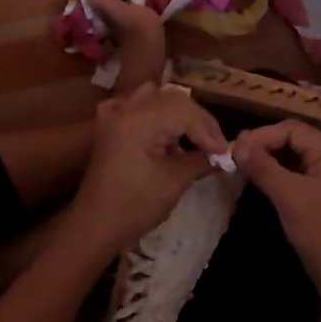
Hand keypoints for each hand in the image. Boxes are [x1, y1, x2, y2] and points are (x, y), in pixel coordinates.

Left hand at [68, 83, 229, 253]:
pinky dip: (152, 110)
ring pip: (155, 95)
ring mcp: (114, 115)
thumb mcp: (174, 183)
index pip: (186, 112)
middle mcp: (126, 110)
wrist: (95, 225)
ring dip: (179, 111)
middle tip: (215, 146)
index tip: (224, 153)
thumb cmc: (135, 207)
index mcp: (139, 122)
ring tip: (193, 135)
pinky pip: (134, 103)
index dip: (209, 131)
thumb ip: (200, 161)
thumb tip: (224, 154)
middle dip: (198, 121)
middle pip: (174, 99)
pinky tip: (161, 125)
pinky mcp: (110, 126)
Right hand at [232, 120, 320, 284]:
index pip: (294, 129)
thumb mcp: (289, 197)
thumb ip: (264, 167)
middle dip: (264, 144)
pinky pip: (298, 174)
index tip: (236, 149)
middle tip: (235, 156)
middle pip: (295, 139)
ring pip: (295, 157)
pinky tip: (259, 179)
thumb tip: (238, 145)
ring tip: (241, 165)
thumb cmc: (320, 233)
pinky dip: (277, 173)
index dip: (262, 135)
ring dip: (269, 158)